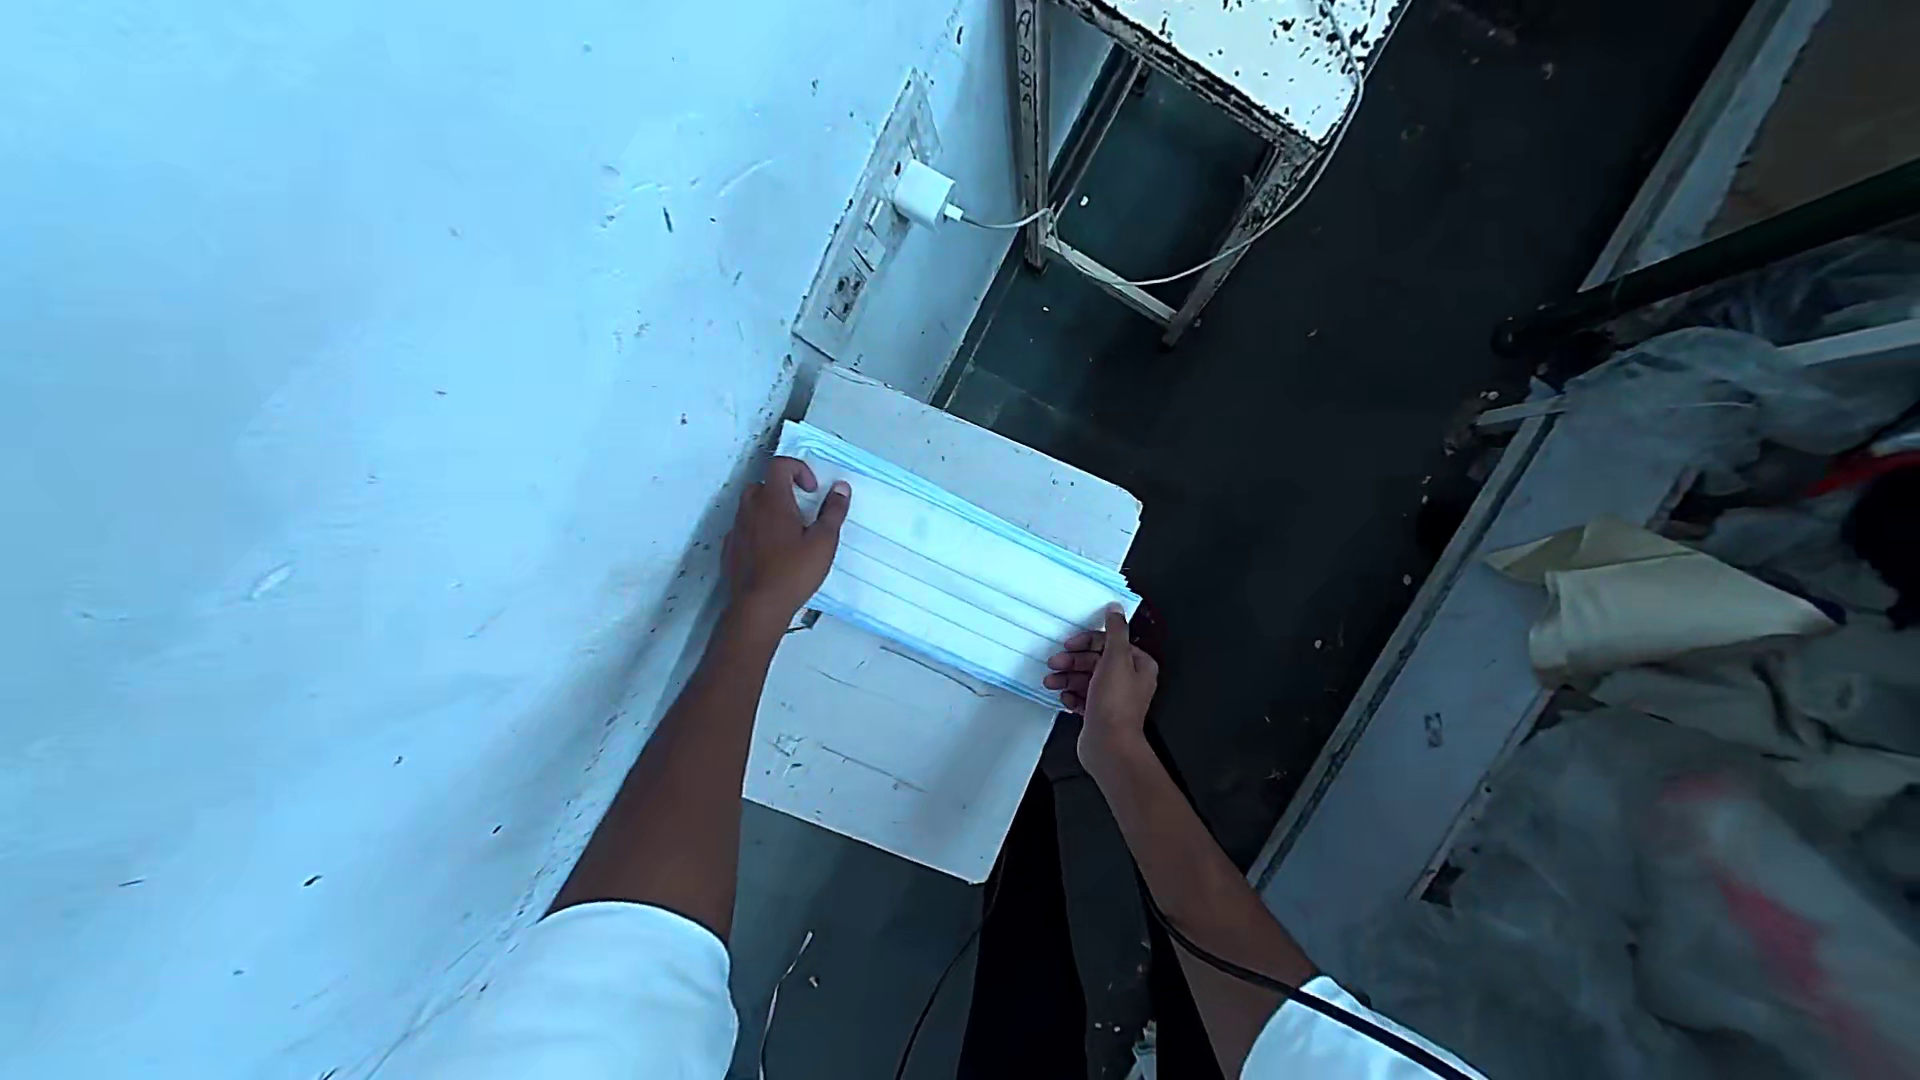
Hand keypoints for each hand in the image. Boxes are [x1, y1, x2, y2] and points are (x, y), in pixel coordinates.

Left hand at [723, 457, 849, 632]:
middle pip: (762, 484)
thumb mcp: (824, 541)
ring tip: (788, 531)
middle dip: (782, 489)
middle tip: (801, 509)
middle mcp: (750, 510)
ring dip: (768, 509)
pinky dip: (757, 530)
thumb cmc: (793, 572)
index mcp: (773, 501)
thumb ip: (833, 511)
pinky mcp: (730, 549)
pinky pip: (743, 528)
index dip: (798, 470)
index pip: (780, 466)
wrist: (759, 606)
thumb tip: (840, 489)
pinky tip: (771, 550)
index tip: (811, 490)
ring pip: (750, 506)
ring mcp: (737, 529)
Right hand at [1047, 607, 1158, 771]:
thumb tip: (1115, 608)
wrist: (1108, 746)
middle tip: (1054, 664)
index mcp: (1138, 665)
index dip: (1086, 642)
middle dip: (1072, 662)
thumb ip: (1115, 631)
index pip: (1108, 643)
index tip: (1068, 645)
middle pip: (1094, 660)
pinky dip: (1071, 696)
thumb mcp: (1115, 659)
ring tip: (1051, 683)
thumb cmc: (1114, 704)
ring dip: (1066, 678)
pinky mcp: (1099, 713)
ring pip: (1085, 679)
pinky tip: (1064, 699)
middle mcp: (1128, 680)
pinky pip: (1081, 697)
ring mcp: (1112, 697)